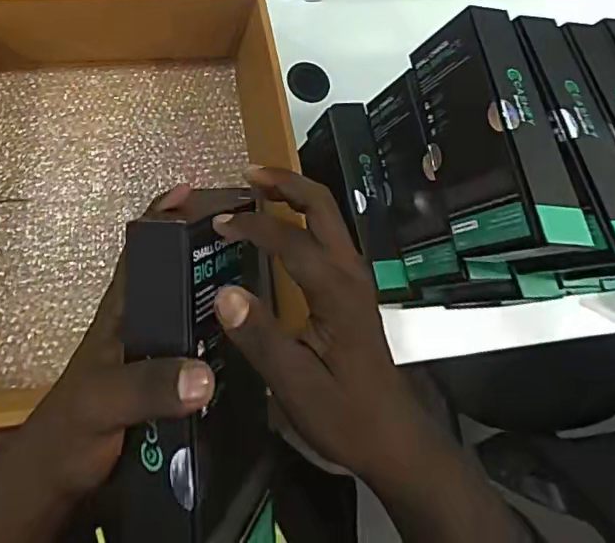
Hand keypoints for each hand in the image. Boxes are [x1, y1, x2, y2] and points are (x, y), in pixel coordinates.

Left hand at [0, 185, 213, 542]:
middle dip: (193, 242)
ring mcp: (147, 349)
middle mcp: (136, 321)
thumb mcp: (106, 399)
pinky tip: (233, 334)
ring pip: (179, 305)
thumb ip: (148, 387)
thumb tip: (203, 373)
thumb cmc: (72, 423)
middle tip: (234, 228)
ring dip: (204, 284)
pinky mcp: (158, 378)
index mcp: (120, 311)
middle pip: (165, 270)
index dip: (159, 215)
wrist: (58, 471)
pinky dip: (211, 329)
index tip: (188, 190)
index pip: (139, 250)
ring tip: (242, 272)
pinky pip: (190, 342)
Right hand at [213, 166, 520, 542]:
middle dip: (284, 181)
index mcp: (336, 291)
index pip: (290, 239)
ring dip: (292, 192)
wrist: (396, 441)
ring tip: (255, 187)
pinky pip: (325, 231)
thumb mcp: (295, 385)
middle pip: (321, 204)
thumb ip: (260, 337)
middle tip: (247, 174)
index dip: (252, 225)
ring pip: (326, 214)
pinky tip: (276, 223)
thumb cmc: (346, 414)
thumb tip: (223, 293)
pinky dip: (299, 212)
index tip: (218, 223)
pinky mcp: (351, 285)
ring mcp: (353, 276)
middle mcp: (349, 272)